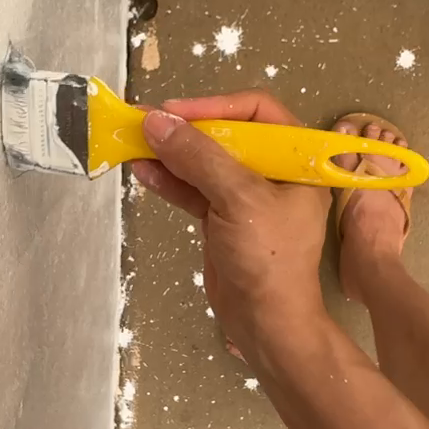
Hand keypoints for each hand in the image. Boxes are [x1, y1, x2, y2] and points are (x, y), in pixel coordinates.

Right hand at [130, 91, 331, 355]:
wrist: (265, 322)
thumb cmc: (267, 258)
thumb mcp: (238, 199)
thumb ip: (198, 158)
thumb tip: (156, 121)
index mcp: (295, 159)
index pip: (256, 112)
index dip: (215, 106)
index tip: (175, 112)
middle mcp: (273, 172)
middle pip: (226, 135)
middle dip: (186, 129)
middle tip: (145, 123)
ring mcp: (246, 197)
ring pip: (204, 163)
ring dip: (170, 153)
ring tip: (133, 143)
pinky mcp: (222, 219)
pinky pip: (194, 190)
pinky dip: (169, 180)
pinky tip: (143, 170)